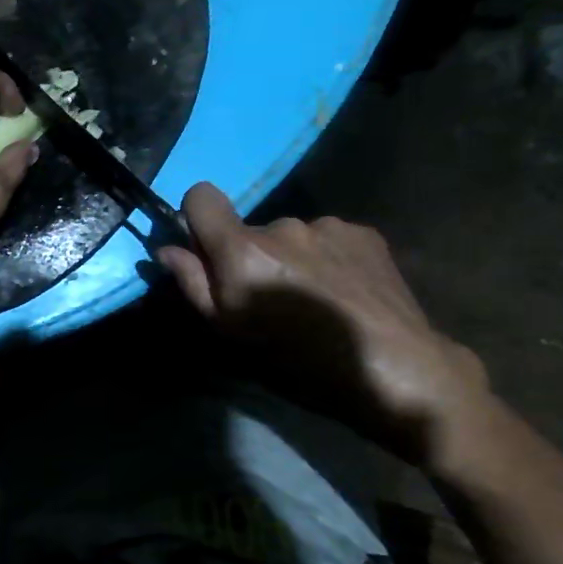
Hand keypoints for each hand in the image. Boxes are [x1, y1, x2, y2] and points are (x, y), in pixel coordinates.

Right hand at [157, 183, 490, 462]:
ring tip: (315, 298)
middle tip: (272, 298)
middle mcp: (282, 225)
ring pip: (290, 235)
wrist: (396, 367)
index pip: (201, 196)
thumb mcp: (231, 332)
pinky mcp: (363, 232)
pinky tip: (345, 290)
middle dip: (252, 254)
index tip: (207, 248)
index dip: (197, 216)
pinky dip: (327, 258)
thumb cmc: (300, 360)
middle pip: (248, 228)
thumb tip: (167, 250)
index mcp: (243, 250)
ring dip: (292, 257)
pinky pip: (327, 238)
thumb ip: (193, 284)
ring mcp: (327, 225)